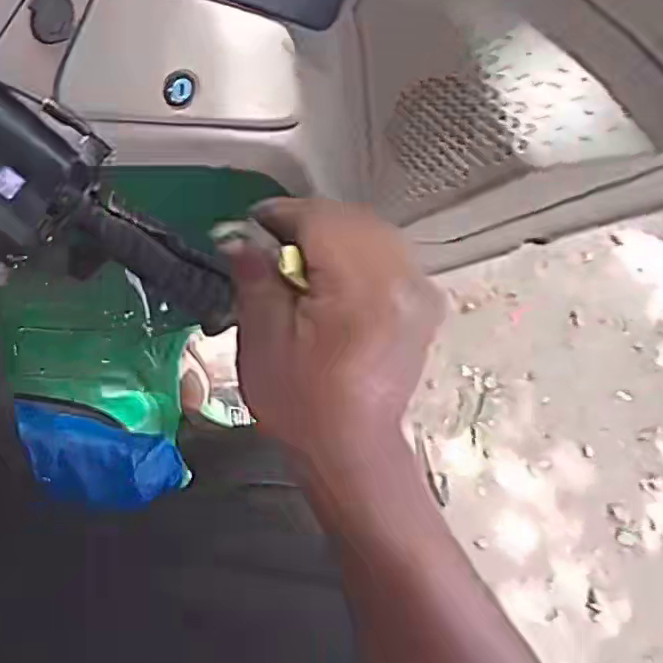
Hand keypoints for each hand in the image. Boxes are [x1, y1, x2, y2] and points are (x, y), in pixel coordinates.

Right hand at [218, 198, 442, 473]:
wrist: (348, 447)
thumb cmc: (298, 401)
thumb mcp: (262, 339)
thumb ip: (256, 278)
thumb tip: (239, 237)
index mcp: (363, 291)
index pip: (322, 221)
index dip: (280, 215)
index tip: (246, 227)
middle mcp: (404, 282)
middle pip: (351, 219)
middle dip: (302, 221)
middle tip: (261, 243)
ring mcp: (421, 291)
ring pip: (371, 230)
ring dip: (325, 233)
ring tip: (288, 259)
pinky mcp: (422, 302)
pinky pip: (384, 251)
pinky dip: (349, 249)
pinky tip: (322, 274)